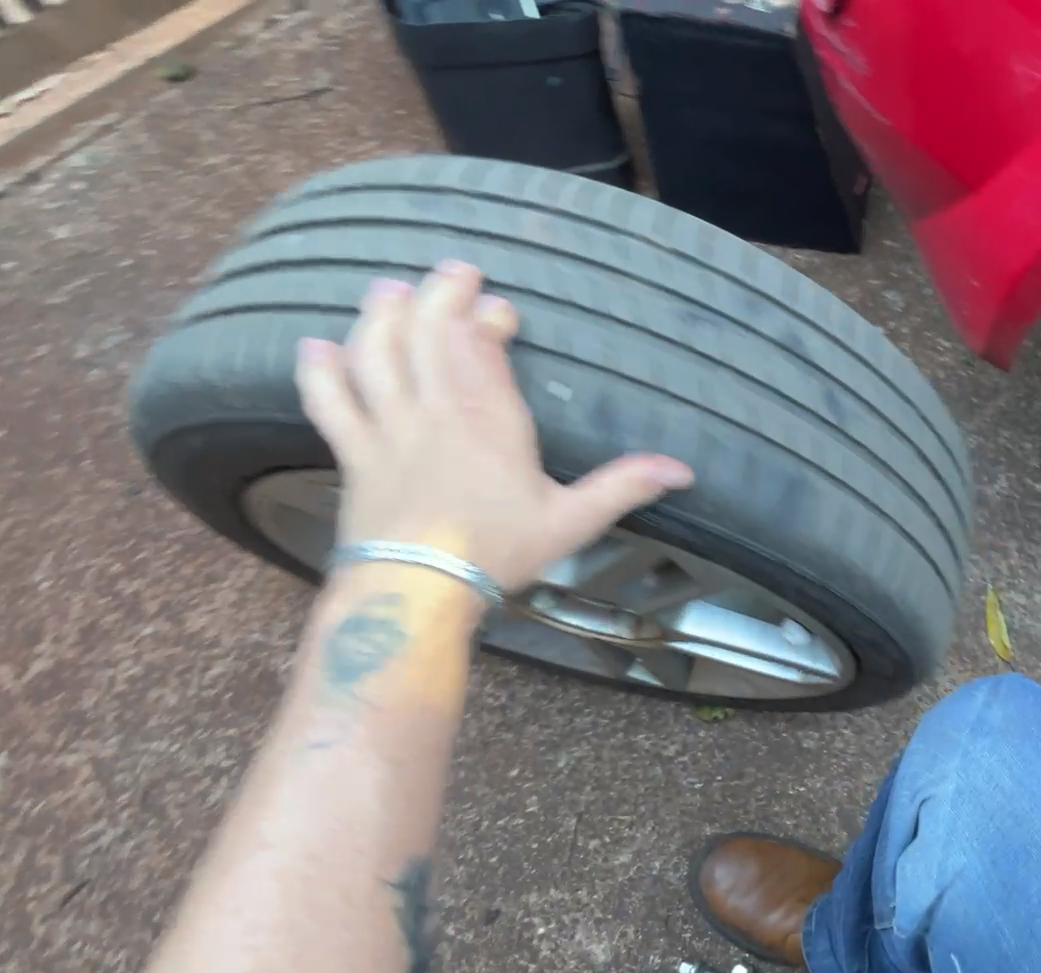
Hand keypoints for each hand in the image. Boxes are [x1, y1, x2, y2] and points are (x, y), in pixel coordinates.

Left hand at [295, 261, 693, 590]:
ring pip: (376, 355)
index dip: (487, 319)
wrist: (417, 591)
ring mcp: (388, 428)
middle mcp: (434, 410)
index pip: (479, 347)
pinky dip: (320, 371)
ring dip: (381, 317)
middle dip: (438, 296)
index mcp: (489, 420)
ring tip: (387, 289)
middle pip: (426, 335)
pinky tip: (314, 347)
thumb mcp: (575, 520)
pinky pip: (329, 401)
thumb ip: (625, 487)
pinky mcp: (355, 454)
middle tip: (452, 270)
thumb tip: (683, 470)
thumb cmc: (500, 551)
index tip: (501, 309)